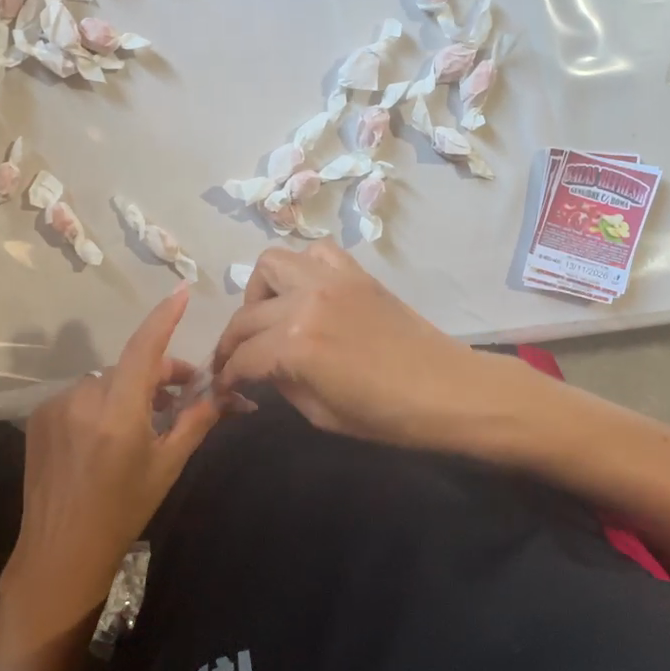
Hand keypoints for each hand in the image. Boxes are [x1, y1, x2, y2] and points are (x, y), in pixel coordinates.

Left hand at [4, 285, 221, 639]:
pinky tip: (105, 438)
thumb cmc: (122, 512)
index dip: (165, 317)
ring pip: (104, 383)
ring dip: (127, 392)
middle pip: (128, 368)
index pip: (144, 348)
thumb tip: (223, 393)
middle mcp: (82, 399)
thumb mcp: (167, 467)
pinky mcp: (39, 418)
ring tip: (142, 425)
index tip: (182, 291)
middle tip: (182, 397)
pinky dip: (99, 405)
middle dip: (158, 376)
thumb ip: (195, 421)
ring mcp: (55, 407)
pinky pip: (80, 398)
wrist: (61, 551)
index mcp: (118, 412)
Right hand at [211, 242, 508, 448]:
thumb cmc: (386, 416)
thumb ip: (281, 385)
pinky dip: (301, 269)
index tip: (222, 388)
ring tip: (267, 318)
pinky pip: (315, 254)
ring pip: (270, 265)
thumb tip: (258, 372)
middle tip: (235, 362)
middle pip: (246, 316)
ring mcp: (331, 280)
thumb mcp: (320, 414)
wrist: (448, 392)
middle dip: (232, 343)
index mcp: (295, 345)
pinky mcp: (355, 273)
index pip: (242, 357)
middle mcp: (305, 302)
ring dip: (259, 293)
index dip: (226, 376)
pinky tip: (305, 294)